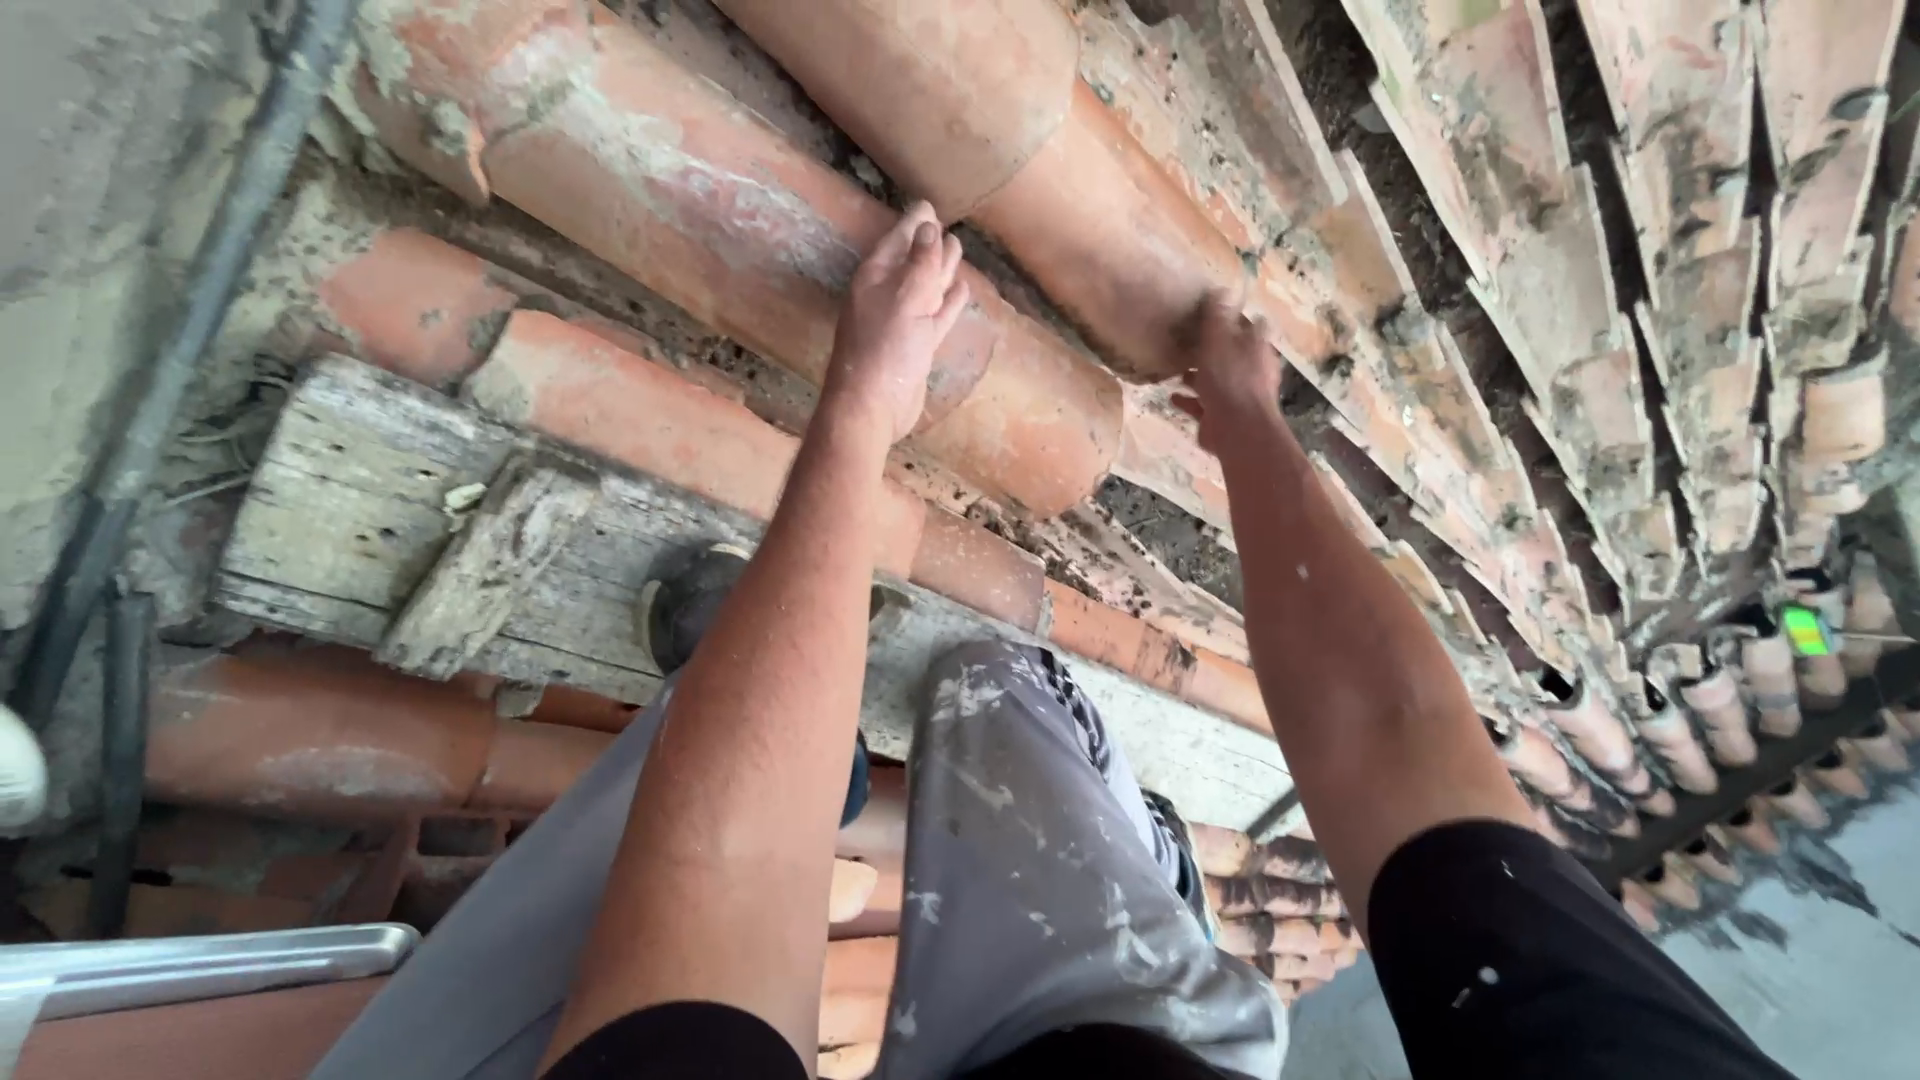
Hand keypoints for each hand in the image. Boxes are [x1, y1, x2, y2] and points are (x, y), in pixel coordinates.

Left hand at [822, 201, 970, 443]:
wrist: (873, 406)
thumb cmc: (883, 348)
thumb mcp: (904, 299)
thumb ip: (919, 264)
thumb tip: (930, 227)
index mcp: (875, 280)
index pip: (896, 242)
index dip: (913, 224)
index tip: (928, 205)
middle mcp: (887, 297)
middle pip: (911, 263)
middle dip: (928, 245)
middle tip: (946, 225)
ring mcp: (902, 323)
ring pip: (925, 289)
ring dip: (940, 270)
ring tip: (957, 250)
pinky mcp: (916, 346)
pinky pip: (935, 316)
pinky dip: (948, 303)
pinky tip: (960, 290)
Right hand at [1173, 291, 1285, 455]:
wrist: (1237, 430)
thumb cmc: (1231, 380)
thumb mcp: (1220, 341)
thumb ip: (1217, 317)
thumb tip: (1221, 288)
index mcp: (1256, 348)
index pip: (1252, 326)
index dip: (1236, 318)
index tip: (1216, 312)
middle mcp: (1250, 371)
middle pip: (1232, 354)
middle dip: (1213, 348)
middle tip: (1189, 339)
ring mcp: (1236, 396)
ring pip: (1216, 380)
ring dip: (1198, 375)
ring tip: (1177, 367)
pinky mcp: (1220, 417)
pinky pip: (1201, 404)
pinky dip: (1187, 399)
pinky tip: (1171, 395)